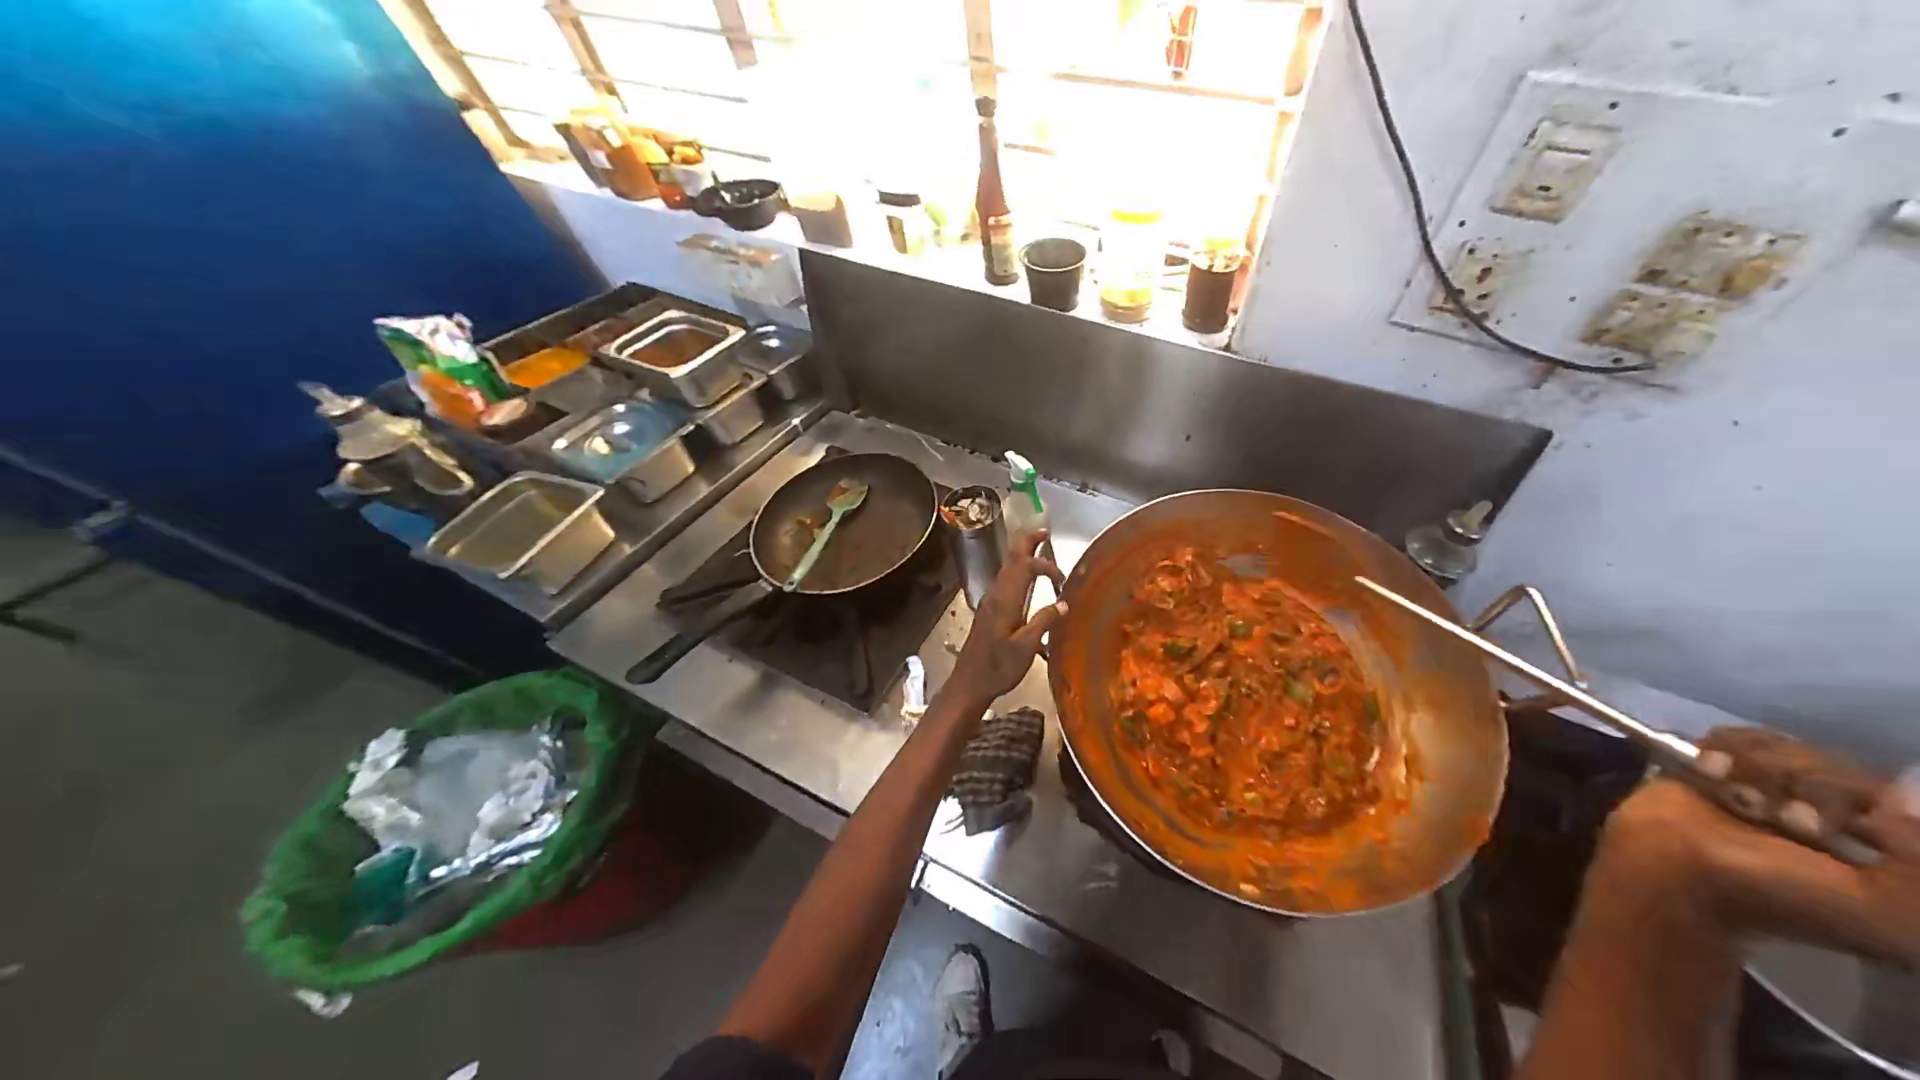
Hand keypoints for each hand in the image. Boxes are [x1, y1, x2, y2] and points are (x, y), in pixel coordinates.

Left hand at [944, 529, 1066, 709]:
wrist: (969, 684)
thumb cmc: (998, 668)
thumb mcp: (1025, 647)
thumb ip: (1043, 621)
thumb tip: (1063, 603)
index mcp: (1004, 600)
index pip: (1025, 567)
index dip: (1045, 564)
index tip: (1062, 578)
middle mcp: (995, 595)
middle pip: (1011, 560)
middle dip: (1026, 543)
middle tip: (1043, 532)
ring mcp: (989, 603)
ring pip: (1006, 570)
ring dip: (1021, 557)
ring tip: (1036, 548)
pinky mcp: (988, 613)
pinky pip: (1004, 583)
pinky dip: (1016, 573)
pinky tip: (1024, 582)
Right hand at [1595, 727, 1919, 965]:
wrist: (1675, 872)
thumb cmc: (1778, 898)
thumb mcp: (1890, 916)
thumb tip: (1906, 795)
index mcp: (1878, 842)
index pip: (1896, 794)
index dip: (1879, 802)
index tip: (1855, 828)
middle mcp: (1829, 810)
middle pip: (1841, 766)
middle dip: (1815, 789)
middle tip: (1789, 822)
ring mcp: (1768, 784)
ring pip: (1788, 747)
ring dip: (1763, 772)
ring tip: (1739, 801)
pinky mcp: (1715, 762)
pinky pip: (1738, 734)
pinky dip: (1724, 750)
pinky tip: (1712, 772)